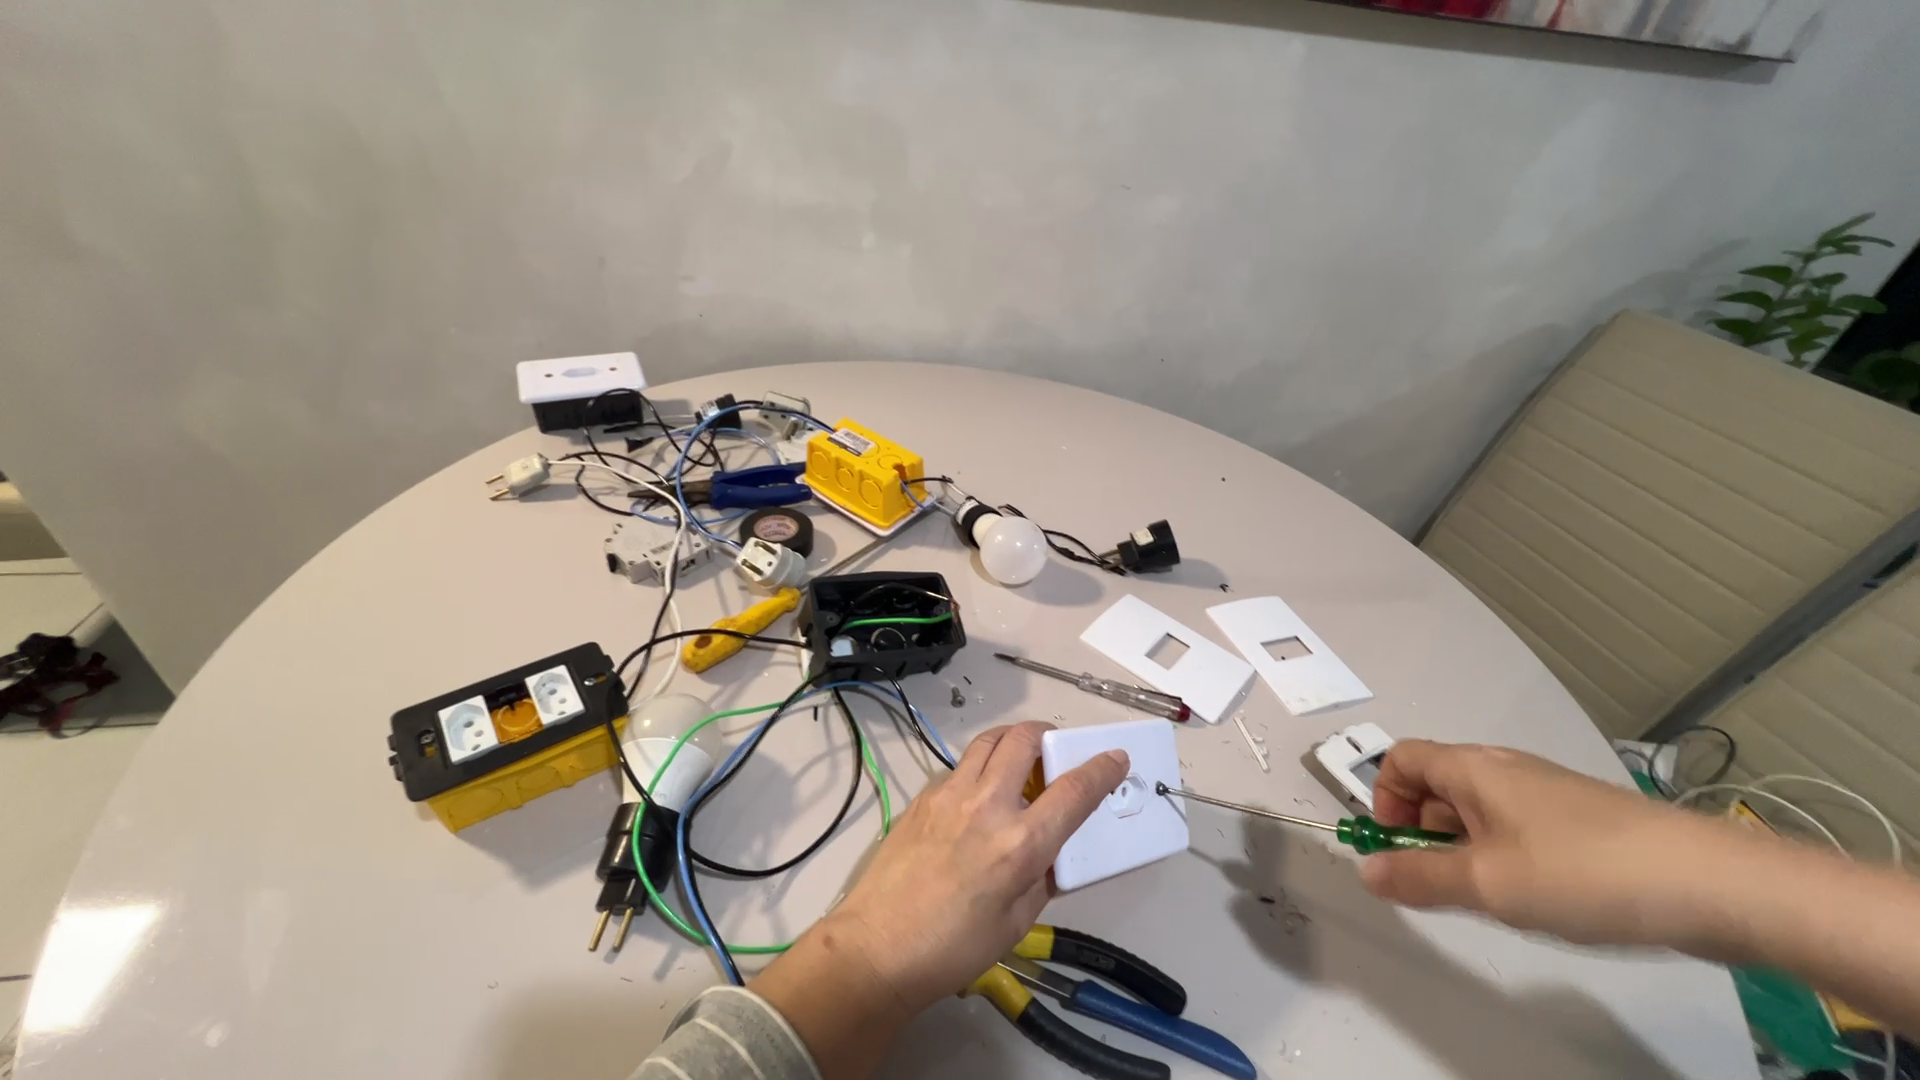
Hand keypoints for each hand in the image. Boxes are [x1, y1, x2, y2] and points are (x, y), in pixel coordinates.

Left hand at [750, 721, 1128, 1075]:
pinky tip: (978, 795)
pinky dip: (980, 767)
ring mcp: (949, 794)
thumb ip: (1042, 876)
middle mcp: (987, 805)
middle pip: (1025, 739)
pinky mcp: (923, 797)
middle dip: (1049, 734)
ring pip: (988, 740)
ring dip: (1012, 739)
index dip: (1100, 769)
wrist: (878, 946)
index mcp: (1020, 843)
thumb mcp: (1017, 922)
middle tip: (1056, 748)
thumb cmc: (954, 947)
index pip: (1073, 791)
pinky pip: (960, 766)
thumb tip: (1052, 848)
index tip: (1115, 758)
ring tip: (1020, 757)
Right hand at [1359, 740, 1751, 949]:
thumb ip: (1418, 876)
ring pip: (1478, 809)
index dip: (1384, 798)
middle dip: (1424, 830)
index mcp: (1472, 768)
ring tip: (1496, 896)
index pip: (1400, 759)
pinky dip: (1505, 853)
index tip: (1399, 848)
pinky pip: (1517, 825)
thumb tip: (1365, 870)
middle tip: (1446, 884)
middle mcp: (1504, 768)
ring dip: (1465, 847)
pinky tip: (1542, 895)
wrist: (1717, 884)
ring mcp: (1547, 791)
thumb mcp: (1487, 884)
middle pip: (1436, 784)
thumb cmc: (1583, 873)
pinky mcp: (1583, 817)